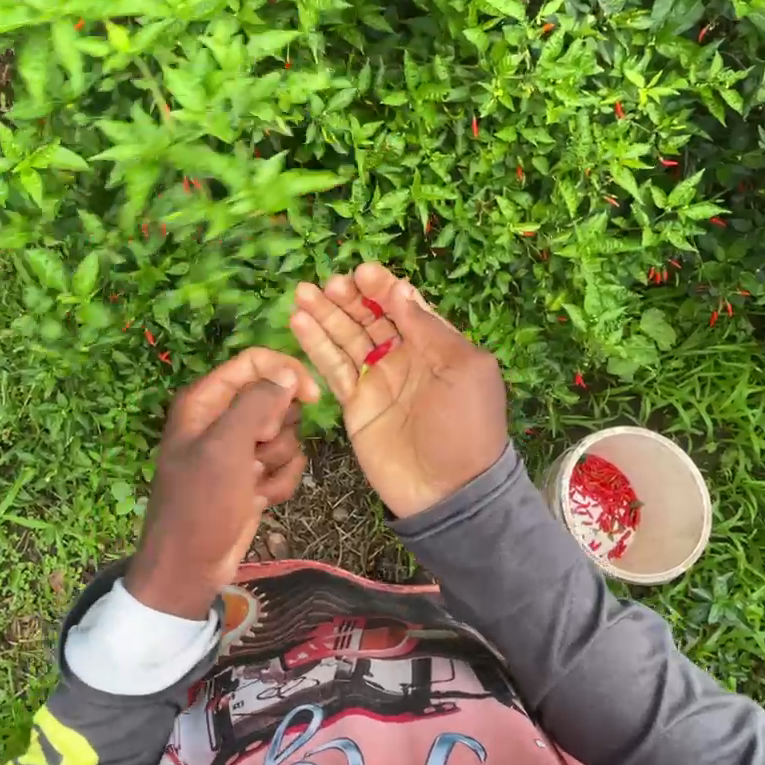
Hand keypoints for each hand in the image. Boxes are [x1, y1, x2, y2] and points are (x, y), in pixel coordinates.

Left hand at [125, 348, 321, 619]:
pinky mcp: (253, 475)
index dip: (286, 373)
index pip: (255, 362)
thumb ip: (258, 404)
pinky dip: (278, 483)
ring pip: (287, 435)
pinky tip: (259, 499)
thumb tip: (288, 374)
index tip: (312, 396)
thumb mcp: (226, 447)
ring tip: (252, 482)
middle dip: (278, 430)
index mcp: (205, 400)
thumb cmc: (200, 503)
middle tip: (256, 452)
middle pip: (276, 399)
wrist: (190, 567)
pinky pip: (286, 464)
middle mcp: (222, 418)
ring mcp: (239, 448)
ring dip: (277, 462)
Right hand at [289, 263, 507, 517]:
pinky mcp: (354, 403)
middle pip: (370, 318)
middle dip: (349, 298)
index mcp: (436, 346)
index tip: (361, 273)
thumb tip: (400, 289)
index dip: (382, 288)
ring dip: (326, 315)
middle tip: (328, 284)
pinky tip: (299, 323)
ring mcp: (377, 380)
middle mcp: (404, 357)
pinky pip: (332, 368)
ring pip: (346, 339)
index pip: (403, 306)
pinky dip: (315, 345)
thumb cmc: (465, 426)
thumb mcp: (463, 368)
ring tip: (303, 294)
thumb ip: (428, 328)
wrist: (449, 492)